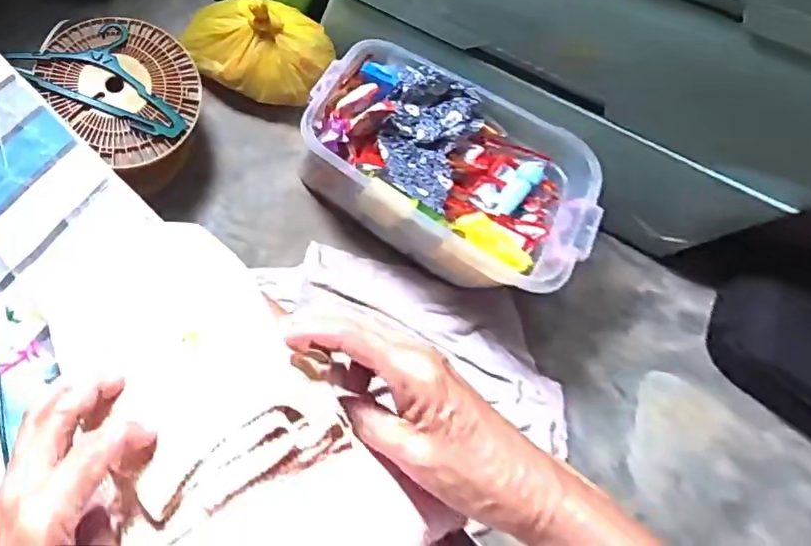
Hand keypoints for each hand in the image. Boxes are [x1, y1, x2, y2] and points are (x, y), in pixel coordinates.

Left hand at [0, 377, 156, 545]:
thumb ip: (101, 534)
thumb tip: (107, 505)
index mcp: (43, 512)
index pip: (91, 452)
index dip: (124, 434)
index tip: (149, 428)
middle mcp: (20, 488)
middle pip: (54, 418)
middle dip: (87, 391)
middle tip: (116, 378)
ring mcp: (5, 489)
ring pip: (33, 419)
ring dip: (63, 394)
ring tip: (90, 381)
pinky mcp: (0, 497)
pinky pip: (26, 438)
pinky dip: (48, 414)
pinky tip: (63, 412)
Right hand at [283, 310, 656, 545]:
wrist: (529, 488)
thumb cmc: (475, 475)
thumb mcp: (411, 455)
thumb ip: (365, 420)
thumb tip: (332, 401)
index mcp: (410, 366)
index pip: (349, 332)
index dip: (311, 328)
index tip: (281, 335)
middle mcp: (414, 351)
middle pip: (354, 323)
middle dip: (316, 327)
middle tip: (284, 342)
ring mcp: (422, 360)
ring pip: (365, 336)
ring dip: (334, 345)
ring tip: (310, 368)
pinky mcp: (425, 374)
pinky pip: (378, 354)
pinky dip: (354, 361)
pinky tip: (346, 387)